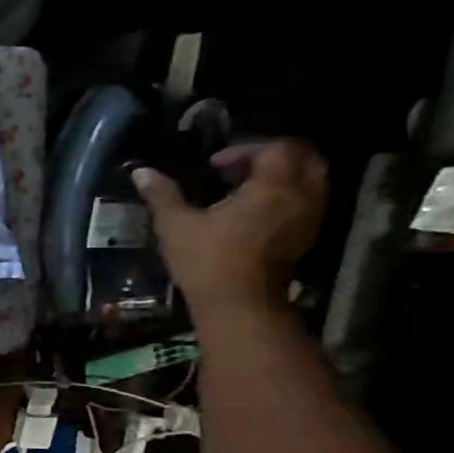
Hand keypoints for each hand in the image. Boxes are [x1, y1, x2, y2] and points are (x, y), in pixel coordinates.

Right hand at [132, 140, 327, 319]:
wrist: (239, 303)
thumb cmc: (207, 260)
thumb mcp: (175, 225)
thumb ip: (162, 195)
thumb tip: (141, 171)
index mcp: (273, 188)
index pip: (275, 149)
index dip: (244, 150)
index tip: (213, 166)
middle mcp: (302, 196)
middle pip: (305, 157)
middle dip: (272, 155)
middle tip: (237, 168)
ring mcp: (311, 216)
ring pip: (312, 177)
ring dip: (282, 174)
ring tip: (245, 188)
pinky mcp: (308, 233)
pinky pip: (309, 198)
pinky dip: (287, 193)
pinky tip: (255, 209)